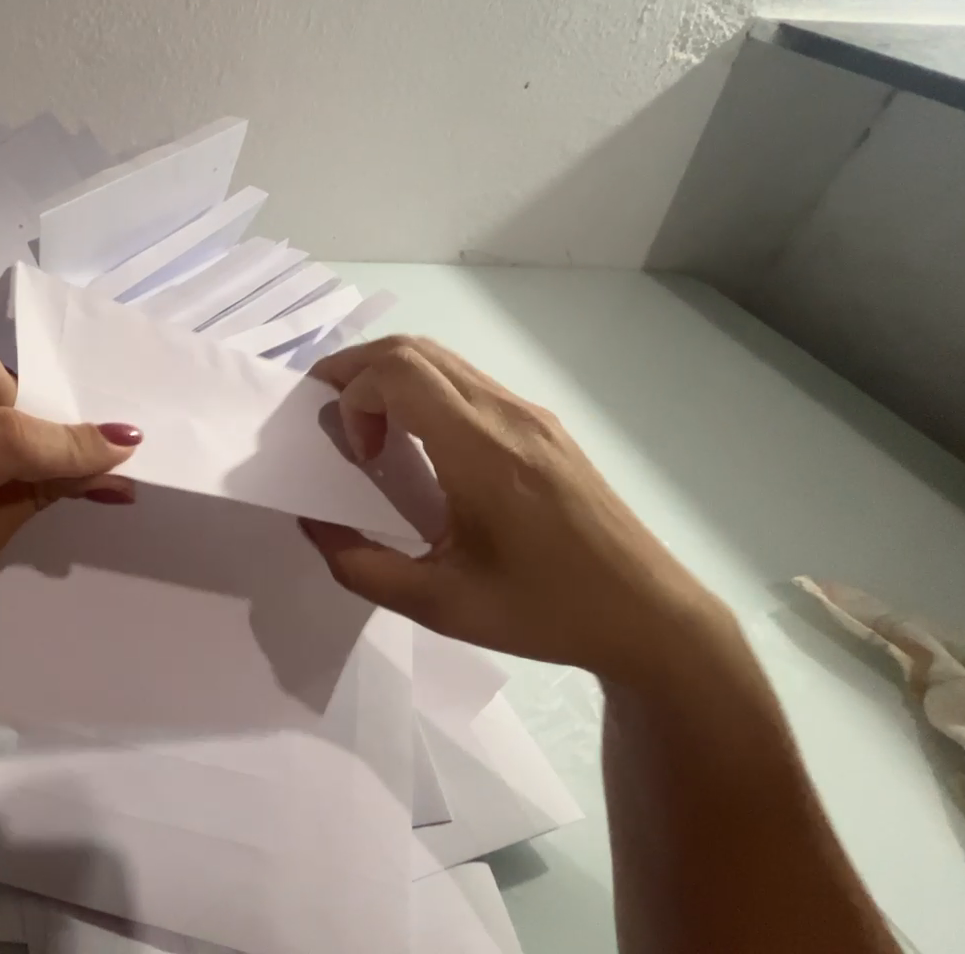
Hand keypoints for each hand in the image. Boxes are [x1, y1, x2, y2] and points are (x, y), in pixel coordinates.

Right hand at [300, 336, 727, 689]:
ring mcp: (530, 414)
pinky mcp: (543, 426)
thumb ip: (360, 565)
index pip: (397, 371)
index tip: (355, 456)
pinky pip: (467, 382)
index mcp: (480, 450)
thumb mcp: (437, 606)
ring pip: (441, 358)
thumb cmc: (543, 612)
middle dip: (356, 369)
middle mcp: (506, 414)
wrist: (650, 616)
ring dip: (389, 378)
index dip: (353, 398)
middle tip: (328, 414)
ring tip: (366, 427)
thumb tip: (314, 522)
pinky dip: (422, 392)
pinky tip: (418, 443)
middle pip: (413, 348)